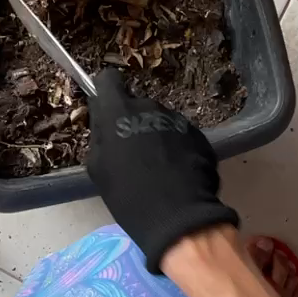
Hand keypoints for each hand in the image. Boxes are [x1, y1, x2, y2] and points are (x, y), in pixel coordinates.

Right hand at [86, 68, 238, 272]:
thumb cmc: (127, 193)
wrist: (177, 217)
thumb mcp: (98, 167)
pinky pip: (180, 135)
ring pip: (159, 119)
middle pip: (135, 103)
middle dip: (132, 120)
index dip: (105, 92)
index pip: (108, 79)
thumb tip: (105, 125)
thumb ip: (100, 137)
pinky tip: (175, 172)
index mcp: (119, 111)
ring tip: (156, 165)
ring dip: (155, 134)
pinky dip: (176, 147)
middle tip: (131, 151)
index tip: (106, 110)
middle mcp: (149, 106)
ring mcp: (177, 119)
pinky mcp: (199, 135)